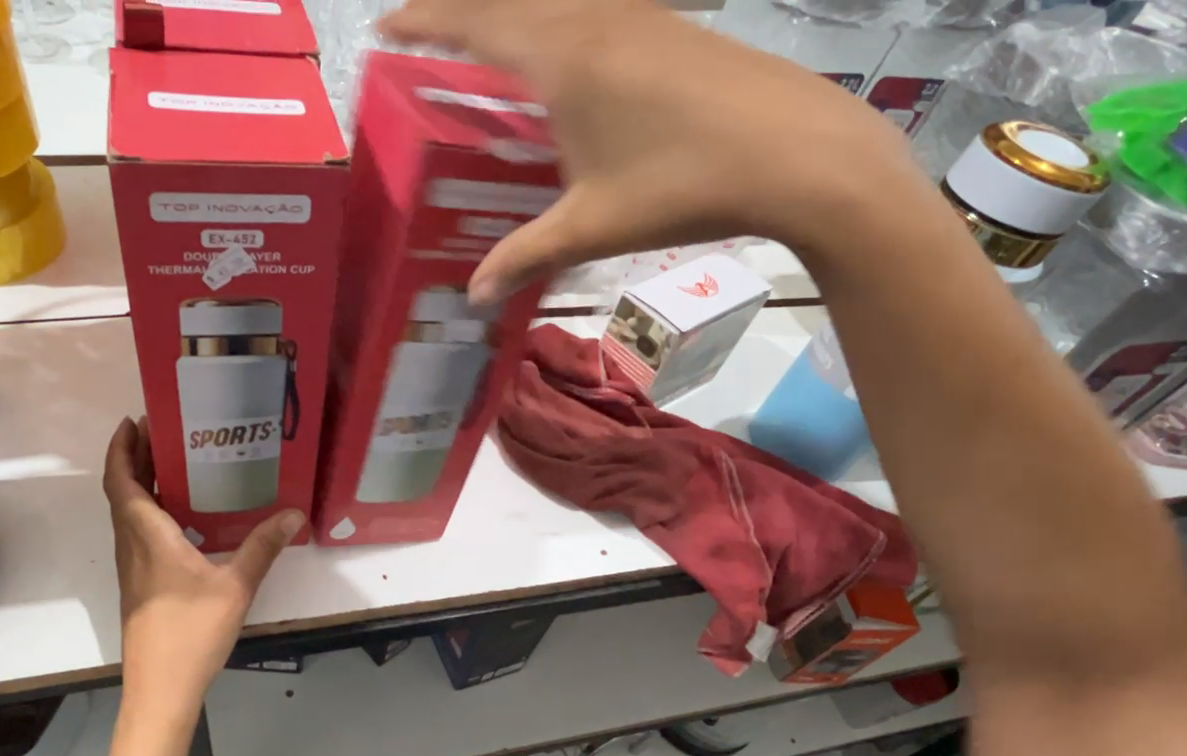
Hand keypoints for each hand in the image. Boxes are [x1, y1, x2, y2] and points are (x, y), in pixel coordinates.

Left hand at [103, 417, 304, 710]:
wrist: (161, 688)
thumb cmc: (192, 633)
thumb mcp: (235, 587)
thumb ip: (263, 547)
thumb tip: (294, 512)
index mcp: (147, 537)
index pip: (122, 481)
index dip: (122, 448)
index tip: (134, 420)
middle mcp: (131, 547)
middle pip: (122, 492)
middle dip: (135, 459)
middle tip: (163, 433)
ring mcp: (132, 569)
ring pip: (128, 515)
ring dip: (142, 485)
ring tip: (175, 465)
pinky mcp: (140, 587)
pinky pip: (138, 535)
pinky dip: (151, 512)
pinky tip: (182, 518)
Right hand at [381, 0, 929, 302]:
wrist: (802, 153)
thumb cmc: (685, 186)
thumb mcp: (594, 227)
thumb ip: (526, 255)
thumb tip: (475, 296)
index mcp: (563, 57)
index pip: (475, 23)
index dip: (424, 20)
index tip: (385, 25)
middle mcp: (596, 17)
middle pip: (511, 0)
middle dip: (461, 12)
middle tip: (426, 34)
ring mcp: (641, 13)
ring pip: (557, 1)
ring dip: (513, 16)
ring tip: (485, 48)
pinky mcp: (673, 26)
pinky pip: (595, 10)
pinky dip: (558, 25)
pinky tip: (564, 63)